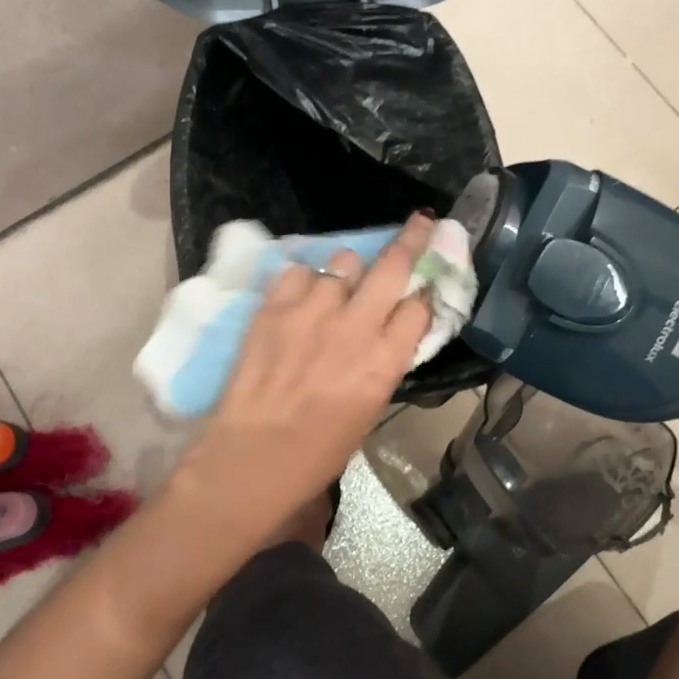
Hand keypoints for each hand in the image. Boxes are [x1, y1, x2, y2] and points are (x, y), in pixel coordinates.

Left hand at [175, 213, 435, 531]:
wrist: (253, 456)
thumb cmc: (318, 452)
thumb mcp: (369, 410)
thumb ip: (382, 363)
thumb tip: (388, 332)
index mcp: (384, 361)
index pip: (419, 306)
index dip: (425, 293)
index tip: (425, 285)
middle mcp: (354, 326)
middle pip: (392, 266)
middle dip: (412, 239)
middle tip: (420, 222)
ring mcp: (312, 311)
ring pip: (343, 262)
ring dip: (348, 270)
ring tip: (340, 282)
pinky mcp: (274, 306)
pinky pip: (298, 272)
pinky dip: (304, 280)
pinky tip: (300, 296)